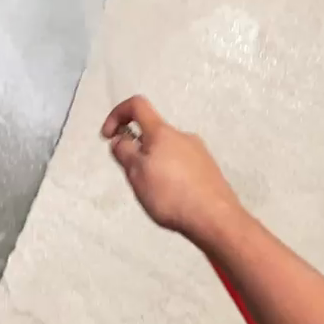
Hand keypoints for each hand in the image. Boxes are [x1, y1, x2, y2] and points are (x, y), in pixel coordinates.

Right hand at [100, 95, 244, 242]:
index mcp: (162, 132)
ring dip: (153, 164)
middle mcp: (182, 135)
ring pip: (166, 150)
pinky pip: (181, 164)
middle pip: (152, 132)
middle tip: (135, 178)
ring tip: (155, 193)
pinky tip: (173, 198)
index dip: (117, 114)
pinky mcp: (208, 168)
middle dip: (136, 150)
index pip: (137, 105)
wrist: (215, 218)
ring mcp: (199, 151)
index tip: (108, 137)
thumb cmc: (170, 195)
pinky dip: (170, 174)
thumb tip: (120, 139)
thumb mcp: (137, 174)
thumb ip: (124, 152)